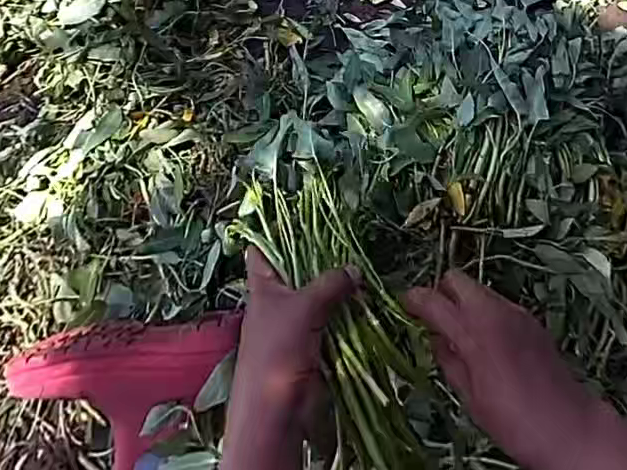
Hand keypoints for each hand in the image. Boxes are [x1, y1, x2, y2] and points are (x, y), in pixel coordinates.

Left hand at [221, 248, 356, 469]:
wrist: (277, 414)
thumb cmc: (277, 352)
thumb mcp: (303, 308)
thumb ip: (330, 284)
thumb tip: (355, 269)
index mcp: (263, 285)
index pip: (263, 247)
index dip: (276, 229)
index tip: (303, 213)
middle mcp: (277, 298)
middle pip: (297, 268)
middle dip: (321, 256)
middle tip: (347, 237)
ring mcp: (294, 321)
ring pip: (317, 293)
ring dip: (337, 285)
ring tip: (362, 264)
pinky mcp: (311, 342)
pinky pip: (330, 318)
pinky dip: (345, 310)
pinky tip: (364, 298)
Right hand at [405, 271, 626, 469]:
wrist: (570, 428)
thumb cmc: (515, 422)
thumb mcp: (471, 399)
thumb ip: (449, 361)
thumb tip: (435, 339)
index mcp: (473, 331)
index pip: (433, 300)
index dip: (413, 299)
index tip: (404, 304)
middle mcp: (493, 310)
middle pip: (455, 279)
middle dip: (440, 292)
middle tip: (434, 319)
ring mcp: (514, 310)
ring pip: (476, 288)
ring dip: (463, 302)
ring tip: (461, 334)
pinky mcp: (529, 317)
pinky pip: (497, 302)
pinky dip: (484, 311)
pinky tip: (488, 341)